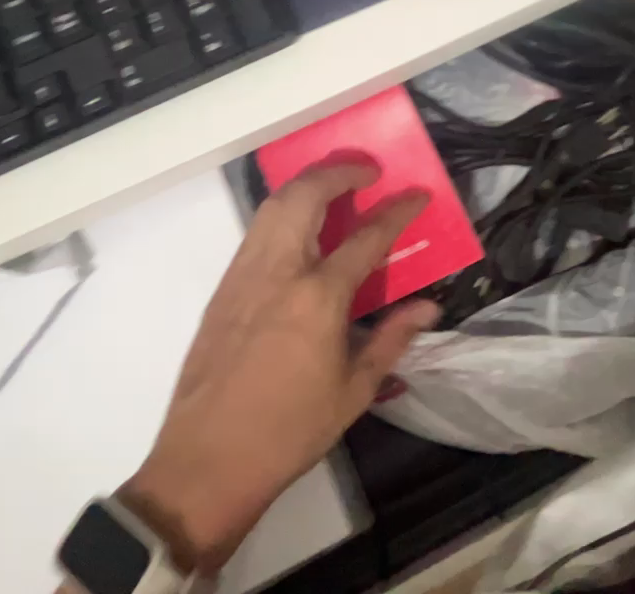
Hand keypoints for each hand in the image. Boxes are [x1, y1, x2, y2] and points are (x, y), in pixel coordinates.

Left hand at [115, 162, 437, 574]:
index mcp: (318, 297)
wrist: (206, 462)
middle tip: (367, 172)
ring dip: (307, 185)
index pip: (366, 237)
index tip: (417, 194)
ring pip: (273, 206)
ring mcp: (243, 276)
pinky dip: (283, 212)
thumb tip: (429, 307)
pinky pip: (256, 232)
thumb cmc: (289, 431)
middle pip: (306, 196)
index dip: (397, 211)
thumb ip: (392, 339)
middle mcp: (278, 272)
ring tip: (335, 188)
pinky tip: (301, 230)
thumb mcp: (353, 391)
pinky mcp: (223, 289)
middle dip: (339, 172)